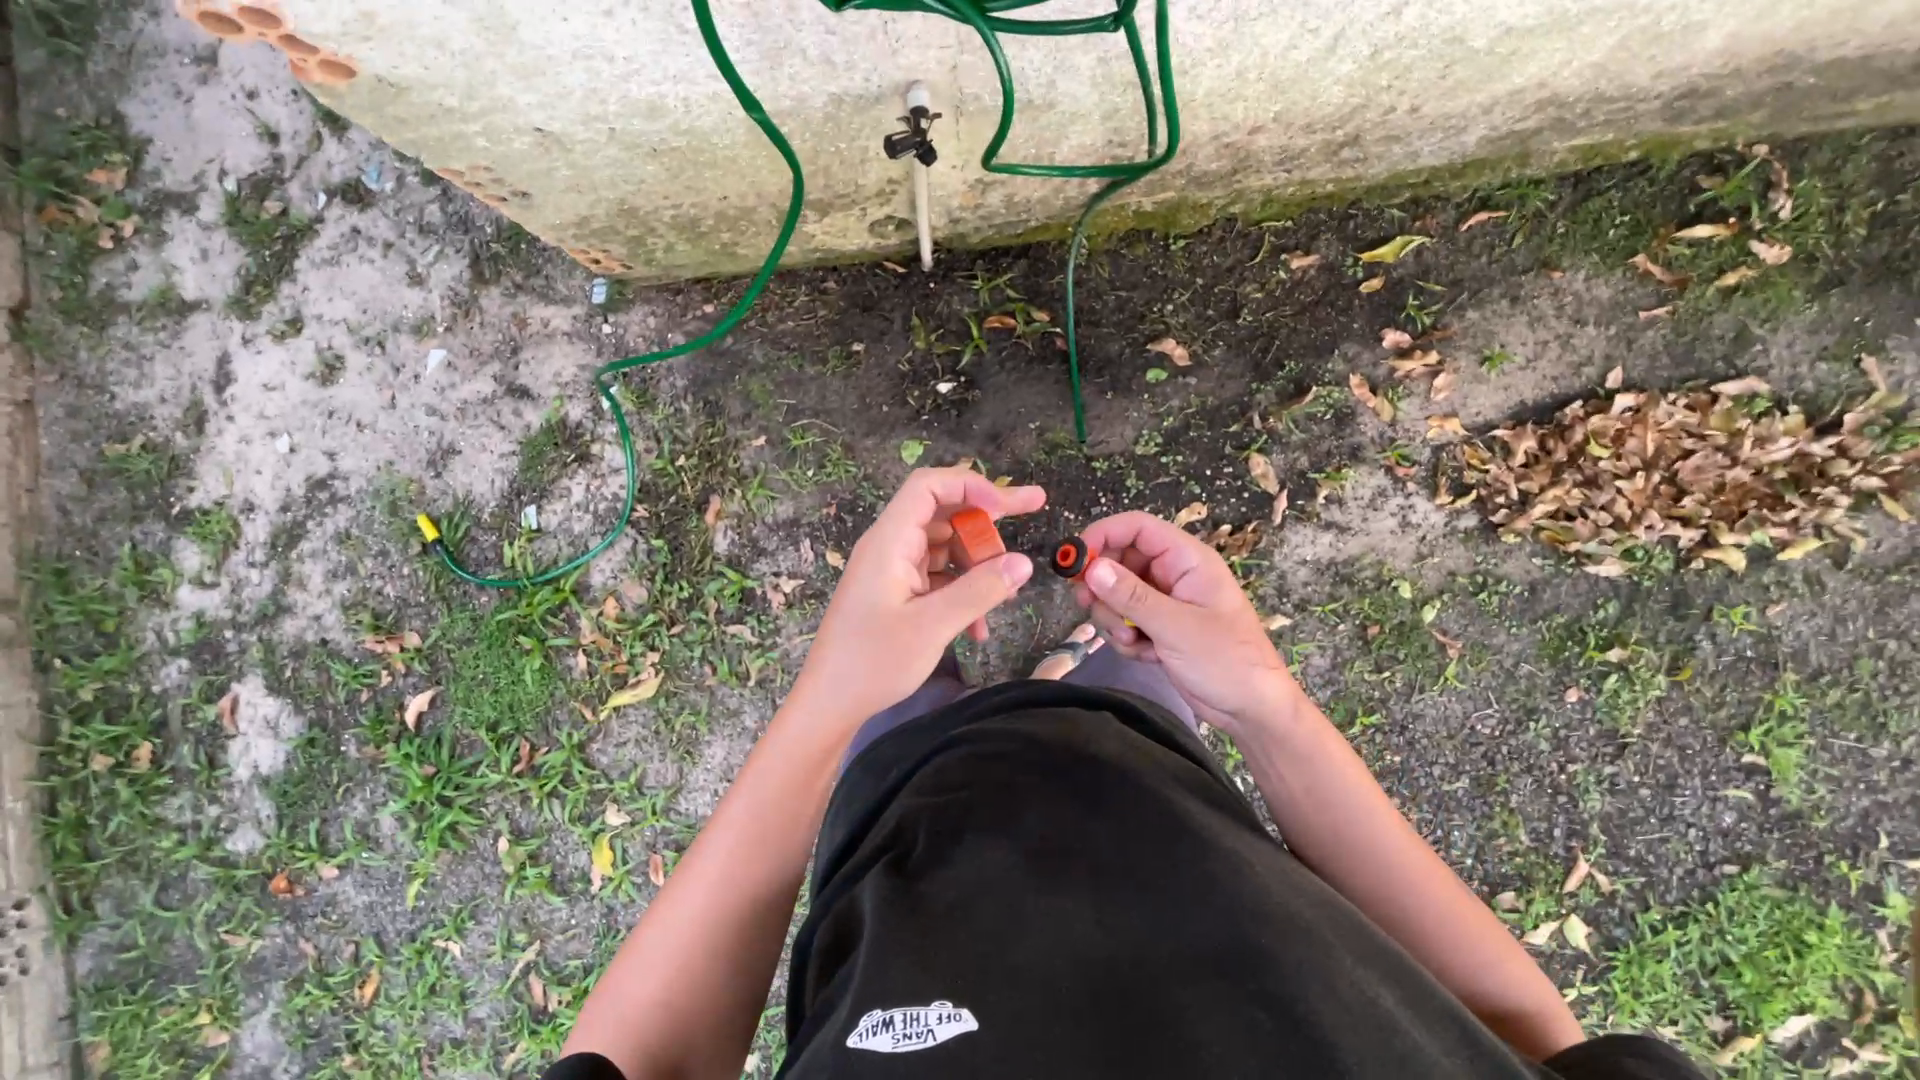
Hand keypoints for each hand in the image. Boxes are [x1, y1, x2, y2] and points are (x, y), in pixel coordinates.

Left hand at [789, 468, 1044, 727]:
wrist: (830, 703)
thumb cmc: (873, 662)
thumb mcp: (932, 626)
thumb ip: (979, 591)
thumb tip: (1023, 563)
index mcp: (890, 541)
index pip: (929, 486)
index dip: (971, 485)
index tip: (1009, 505)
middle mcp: (890, 547)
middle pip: (944, 513)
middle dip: (987, 520)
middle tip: (1034, 512)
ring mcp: (893, 571)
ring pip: (946, 548)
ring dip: (978, 565)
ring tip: (1009, 593)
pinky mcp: (897, 595)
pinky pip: (938, 578)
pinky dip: (962, 592)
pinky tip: (979, 628)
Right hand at [1073, 511, 1299, 734]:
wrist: (1251, 709)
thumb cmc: (1226, 660)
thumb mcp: (1176, 627)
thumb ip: (1131, 596)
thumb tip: (1091, 568)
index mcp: (1187, 560)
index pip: (1137, 527)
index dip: (1103, 535)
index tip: (1075, 559)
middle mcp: (1173, 575)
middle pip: (1120, 560)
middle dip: (1103, 586)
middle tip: (1088, 604)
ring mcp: (1165, 603)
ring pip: (1117, 594)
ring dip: (1114, 618)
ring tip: (1132, 642)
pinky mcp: (1158, 629)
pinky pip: (1125, 621)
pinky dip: (1125, 638)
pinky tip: (1145, 655)